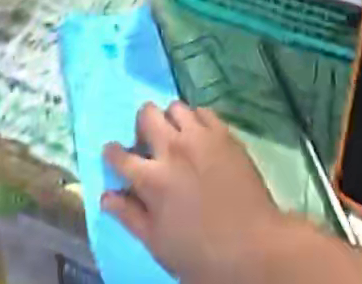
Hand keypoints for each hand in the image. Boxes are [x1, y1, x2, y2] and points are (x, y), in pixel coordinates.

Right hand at [103, 103, 292, 283]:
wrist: (256, 249)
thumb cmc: (203, 255)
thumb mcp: (159, 244)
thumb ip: (129, 216)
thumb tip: (105, 195)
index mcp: (152, 180)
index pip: (118, 155)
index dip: (112, 154)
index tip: (116, 157)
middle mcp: (171, 149)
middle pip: (145, 114)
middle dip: (143, 128)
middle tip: (151, 147)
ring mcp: (199, 137)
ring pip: (174, 107)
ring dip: (171, 121)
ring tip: (178, 139)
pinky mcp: (223, 134)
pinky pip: (202, 110)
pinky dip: (197, 120)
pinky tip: (201, 138)